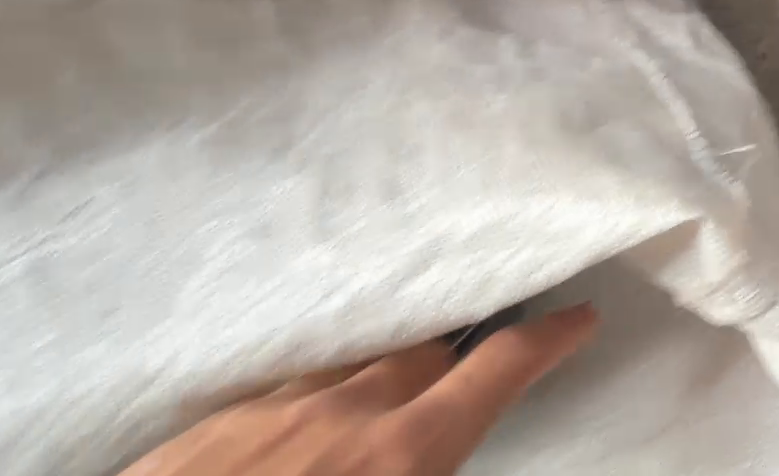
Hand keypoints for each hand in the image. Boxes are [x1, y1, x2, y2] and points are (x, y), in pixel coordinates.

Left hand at [123, 305, 597, 475]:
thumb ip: (438, 462)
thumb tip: (460, 442)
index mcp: (402, 453)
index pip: (502, 367)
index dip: (552, 337)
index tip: (580, 316)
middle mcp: (346, 415)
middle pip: (423, 352)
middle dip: (443, 365)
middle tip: (441, 395)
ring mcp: (267, 416)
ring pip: (349, 366)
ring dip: (369, 383)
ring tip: (360, 411)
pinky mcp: (197, 435)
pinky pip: (276, 393)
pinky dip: (301, 404)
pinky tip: (284, 439)